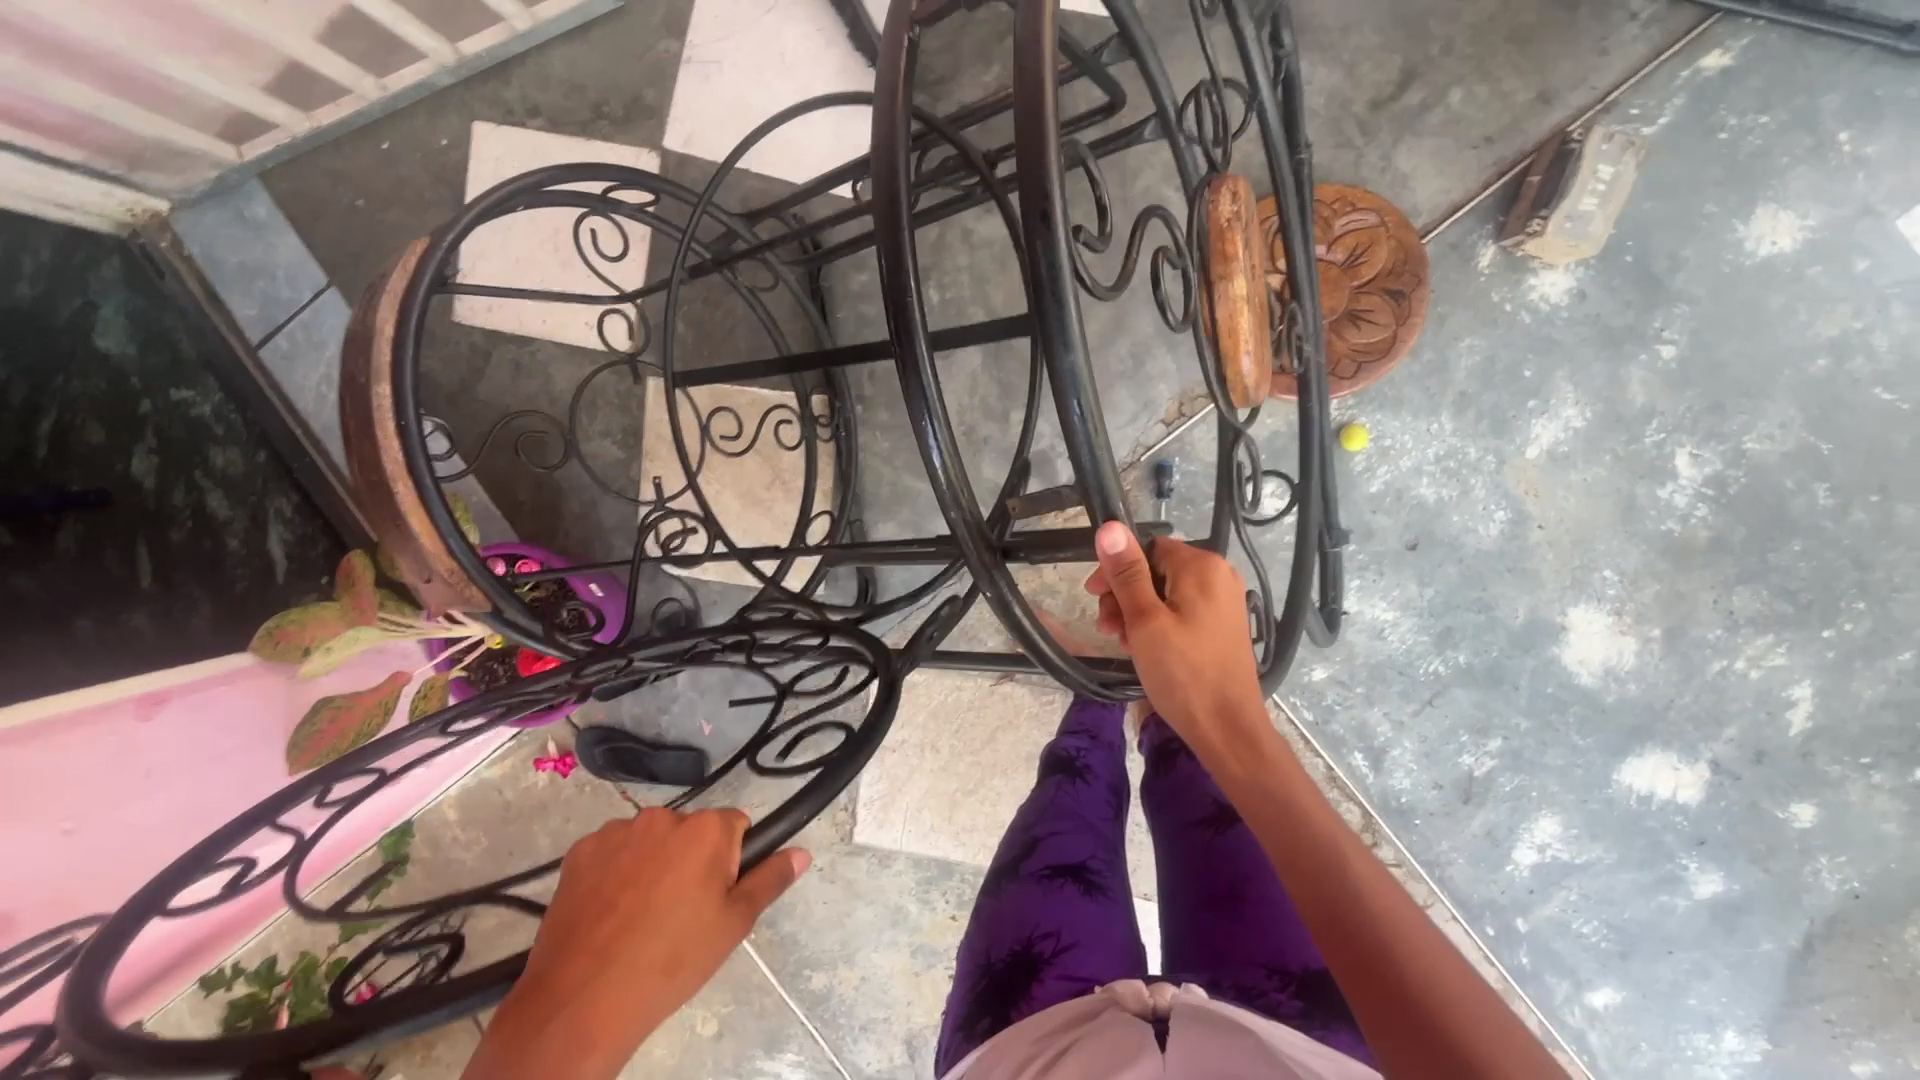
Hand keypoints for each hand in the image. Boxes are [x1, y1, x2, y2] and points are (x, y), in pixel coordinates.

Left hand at [464, 808, 807, 1079]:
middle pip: (690, 831)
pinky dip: (616, 873)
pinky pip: (612, 853)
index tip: (717, 897)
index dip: (731, 861)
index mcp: (706, 829)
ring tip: (641, 919)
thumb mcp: (733, 925)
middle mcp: (662, 817)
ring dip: (653, 864)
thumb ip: (769, 881)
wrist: (582, 999)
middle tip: (681, 914)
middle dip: (691, 860)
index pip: (735, 826)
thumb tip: (802, 853)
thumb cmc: (672, 961)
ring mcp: (615, 832)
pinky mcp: (579, 852)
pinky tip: (610, 914)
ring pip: (650, 842)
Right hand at [1083, 521, 1265, 751]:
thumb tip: (1110, 527)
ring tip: (1121, 643)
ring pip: (1166, 593)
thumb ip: (1127, 573)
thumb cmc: (1183, 673)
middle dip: (1124, 595)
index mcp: (1202, 566)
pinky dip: (1158, 623)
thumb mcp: (1145, 621)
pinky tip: (1143, 648)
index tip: (1093, 597)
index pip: (1146, 548)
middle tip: (1106, 629)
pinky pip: (1182, 611)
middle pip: (1156, 570)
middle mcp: (1218, 575)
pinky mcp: (1222, 626)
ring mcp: (1223, 602)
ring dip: (1136, 612)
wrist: (1227, 728)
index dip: (1116, 570)